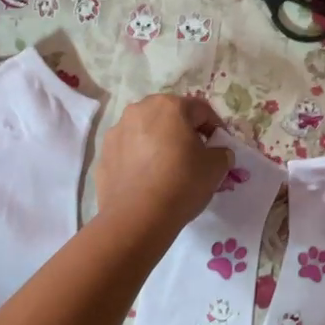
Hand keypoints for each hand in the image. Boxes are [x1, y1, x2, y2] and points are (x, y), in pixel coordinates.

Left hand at [94, 95, 232, 235]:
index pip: (201, 110)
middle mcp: (139, 110)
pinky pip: (128, 150)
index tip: (220, 147)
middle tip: (194, 155)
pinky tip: (146, 180)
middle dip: (183, 131)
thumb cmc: (181, 184)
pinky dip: (138, 159)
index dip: (215, 127)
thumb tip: (217, 152)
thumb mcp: (215, 168)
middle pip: (169, 115)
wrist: (137, 217)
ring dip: (158, 142)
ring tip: (167, 168)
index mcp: (169, 106)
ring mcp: (116, 131)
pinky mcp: (103, 154)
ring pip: (145, 131)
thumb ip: (221, 153)